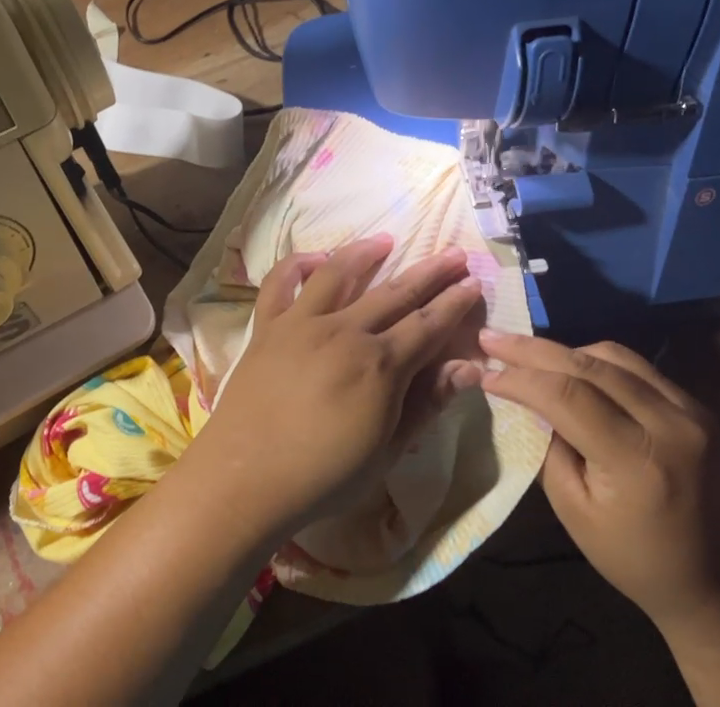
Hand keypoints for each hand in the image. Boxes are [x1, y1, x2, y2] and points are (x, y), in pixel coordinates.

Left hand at [182, 235, 487, 538]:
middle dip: (428, 272)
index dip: (454, 304)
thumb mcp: (387, 450)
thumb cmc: (324, 476)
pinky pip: (280, 284)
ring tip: (385, 240)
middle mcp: (343, 332)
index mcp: (379, 365)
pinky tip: (314, 258)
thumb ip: (427, 404)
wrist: (245, 478)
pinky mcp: (266, 328)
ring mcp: (300, 324)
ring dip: (364, 253)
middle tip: (453, 253)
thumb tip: (469, 367)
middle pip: (394, 293)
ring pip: (337, 274)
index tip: (474, 282)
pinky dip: (296, 265)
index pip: (428, 325)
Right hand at [479, 332, 719, 634]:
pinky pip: (638, 368)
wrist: (719, 583)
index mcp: (638, 460)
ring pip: (615, 357)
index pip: (566, 396)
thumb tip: (524, 402)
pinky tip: (569, 367)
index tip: (484, 372)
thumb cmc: (635, 559)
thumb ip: (548, 449)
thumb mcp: (574, 511)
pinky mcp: (698, 408)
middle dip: (533, 350)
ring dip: (565, 350)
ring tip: (525, 353)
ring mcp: (691, 411)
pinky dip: (596, 362)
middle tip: (491, 338)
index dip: (520, 378)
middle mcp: (671, 424)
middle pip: (590, 365)